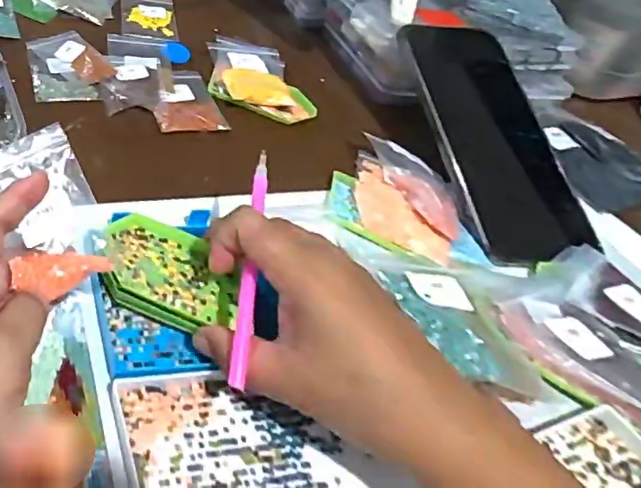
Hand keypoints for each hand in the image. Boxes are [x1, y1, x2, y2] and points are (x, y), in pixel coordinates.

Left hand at [0, 173, 90, 487]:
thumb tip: (33, 295)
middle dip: (25, 238)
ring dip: (27, 276)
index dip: (16, 198)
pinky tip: (41, 309)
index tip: (43, 178)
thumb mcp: (6, 350)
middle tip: (59, 228)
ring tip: (60, 269)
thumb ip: (27, 308)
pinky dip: (21, 310)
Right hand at [191, 207, 569, 487]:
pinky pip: (313, 259)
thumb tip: (201, 335)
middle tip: (231, 292)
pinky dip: (290, 272)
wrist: (439, 420)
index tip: (218, 279)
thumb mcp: (283, 378)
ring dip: (264, 261)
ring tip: (261, 308)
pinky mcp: (363, 285)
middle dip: (238, 250)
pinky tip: (300, 320)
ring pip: (290, 241)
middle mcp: (322, 254)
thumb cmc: (354, 391)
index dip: (220, 239)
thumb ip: (234, 352)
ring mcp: (347, 267)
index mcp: (300, 265)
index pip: (245, 220)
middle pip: (265, 226)